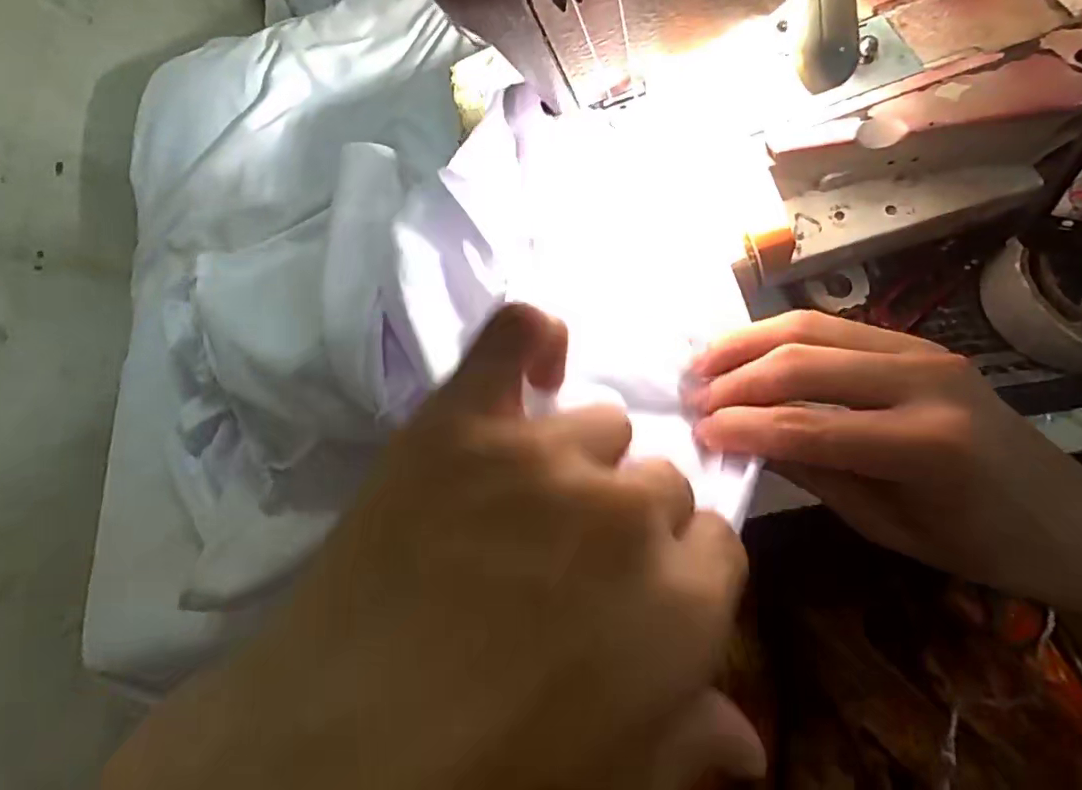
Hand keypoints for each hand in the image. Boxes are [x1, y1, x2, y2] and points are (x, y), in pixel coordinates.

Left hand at [106, 304, 758, 789]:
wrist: (333, 751)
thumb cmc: (488, 778)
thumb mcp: (611, 779)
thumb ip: (688, 746)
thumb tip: (748, 745)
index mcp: (681, 605)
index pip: (718, 543)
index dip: (682, 565)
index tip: (646, 587)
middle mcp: (626, 514)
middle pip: (659, 480)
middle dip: (630, 520)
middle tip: (571, 558)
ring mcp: (541, 455)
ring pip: (600, 424)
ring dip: (578, 462)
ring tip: (525, 502)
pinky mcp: (462, 421)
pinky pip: (514, 336)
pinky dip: (530, 336)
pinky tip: (534, 362)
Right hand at [689, 311, 1081, 621]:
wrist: (1068, 517)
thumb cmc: (980, 543)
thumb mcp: (889, 526)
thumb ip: (814, 473)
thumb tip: (743, 440)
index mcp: (925, 444)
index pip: (807, 425)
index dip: (743, 427)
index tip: (700, 432)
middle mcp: (924, 381)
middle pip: (803, 361)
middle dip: (736, 375)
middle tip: (691, 393)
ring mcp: (922, 350)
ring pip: (813, 326)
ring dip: (751, 340)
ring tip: (706, 359)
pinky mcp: (917, 341)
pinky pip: (835, 327)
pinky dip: (783, 335)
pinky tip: (753, 350)